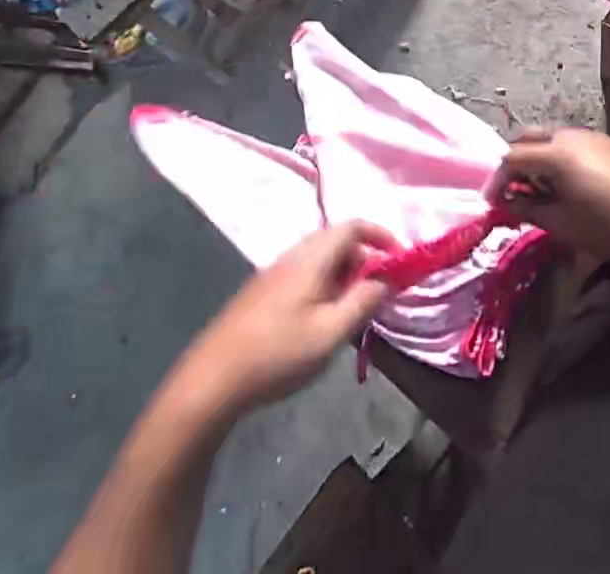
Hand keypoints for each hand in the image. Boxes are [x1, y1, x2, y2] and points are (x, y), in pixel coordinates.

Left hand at [180, 221, 394, 411]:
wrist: (210, 382)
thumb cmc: (277, 355)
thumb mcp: (330, 333)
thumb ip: (363, 302)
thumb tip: (384, 281)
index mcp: (311, 259)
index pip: (353, 226)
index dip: (381, 236)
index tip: (399, 261)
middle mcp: (292, 257)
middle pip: (337, 240)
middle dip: (366, 258)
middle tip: (380, 291)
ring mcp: (273, 274)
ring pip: (320, 259)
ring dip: (346, 274)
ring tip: (356, 308)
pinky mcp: (262, 293)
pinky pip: (305, 274)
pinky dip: (326, 284)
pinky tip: (324, 319)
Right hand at [488, 128, 609, 264]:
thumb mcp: (563, 224)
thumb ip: (528, 210)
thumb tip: (507, 203)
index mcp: (556, 152)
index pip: (512, 157)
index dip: (497, 180)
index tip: (493, 203)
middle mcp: (572, 135)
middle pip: (530, 139)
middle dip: (516, 163)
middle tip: (514, 193)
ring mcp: (594, 136)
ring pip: (553, 139)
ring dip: (539, 160)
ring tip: (542, 192)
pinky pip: (574, 145)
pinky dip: (560, 159)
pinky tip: (571, 186)